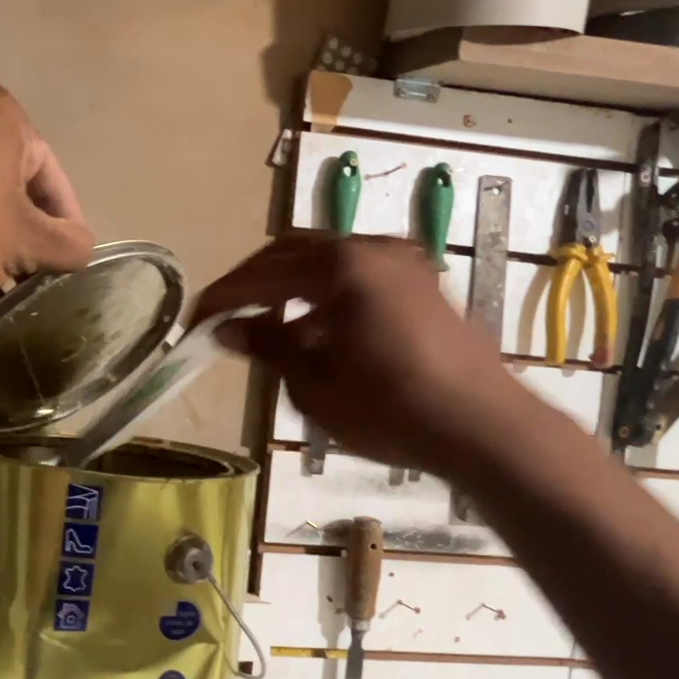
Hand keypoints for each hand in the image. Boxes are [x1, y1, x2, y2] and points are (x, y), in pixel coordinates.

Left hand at [0, 84, 93, 301]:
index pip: (54, 180)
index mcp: (4, 116)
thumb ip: (70, 245)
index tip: (69, 268)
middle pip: (18, 190)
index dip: (67, 229)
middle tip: (35, 281)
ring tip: (7, 293)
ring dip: (0, 248)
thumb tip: (80, 249)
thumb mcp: (25, 244)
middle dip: (28, 240)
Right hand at [194, 234, 533, 476]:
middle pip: (294, 253)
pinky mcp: (421, 285)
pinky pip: (356, 276)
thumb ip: (267, 346)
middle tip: (228, 319)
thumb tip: (229, 328)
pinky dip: (324, 296)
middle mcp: (372, 249)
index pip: (262, 272)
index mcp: (341, 265)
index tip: (195, 323)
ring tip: (267, 329)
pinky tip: (315, 333)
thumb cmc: (389, 407)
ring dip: (289, 288)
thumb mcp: (313, 383)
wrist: (484, 428)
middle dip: (255, 284)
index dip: (223, 297)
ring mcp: (403, 264)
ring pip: (326, 262)